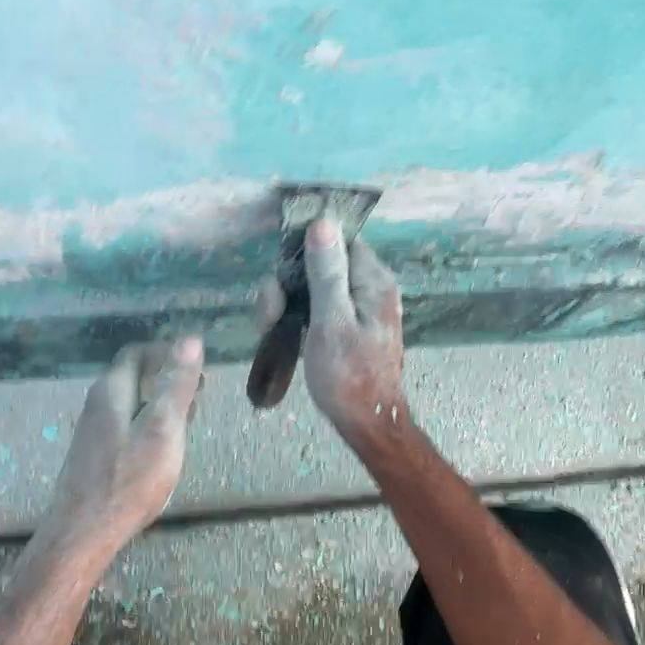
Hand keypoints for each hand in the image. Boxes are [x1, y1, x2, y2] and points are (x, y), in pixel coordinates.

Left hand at [43, 338, 203, 551]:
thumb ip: (176, 385)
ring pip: (130, 403)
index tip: (197, 369)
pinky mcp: (94, 455)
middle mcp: (97, 405)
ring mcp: (93, 432)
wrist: (84, 532)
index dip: (167, 354)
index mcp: (112, 392)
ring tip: (188, 421)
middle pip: (133, 377)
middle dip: (167, 378)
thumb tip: (190, 340)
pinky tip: (163, 449)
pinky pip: (125, 425)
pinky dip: (149, 425)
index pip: (137, 353)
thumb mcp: (163, 430)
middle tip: (198, 396)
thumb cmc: (129, 481)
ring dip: (160, 404)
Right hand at [258, 219, 405, 445]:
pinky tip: (283, 335)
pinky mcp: (348, 327)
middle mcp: (370, 288)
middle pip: (321, 263)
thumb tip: (323, 222)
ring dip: (287, 303)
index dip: (305, 251)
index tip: (282, 278)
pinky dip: (299, 317)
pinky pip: (319, 308)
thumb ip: (327, 272)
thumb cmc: (349, 375)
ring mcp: (360, 308)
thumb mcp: (331, 321)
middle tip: (272, 314)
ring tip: (272, 328)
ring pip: (314, 287)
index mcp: (373, 280)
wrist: (366, 422)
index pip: (338, 240)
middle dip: (290, 283)